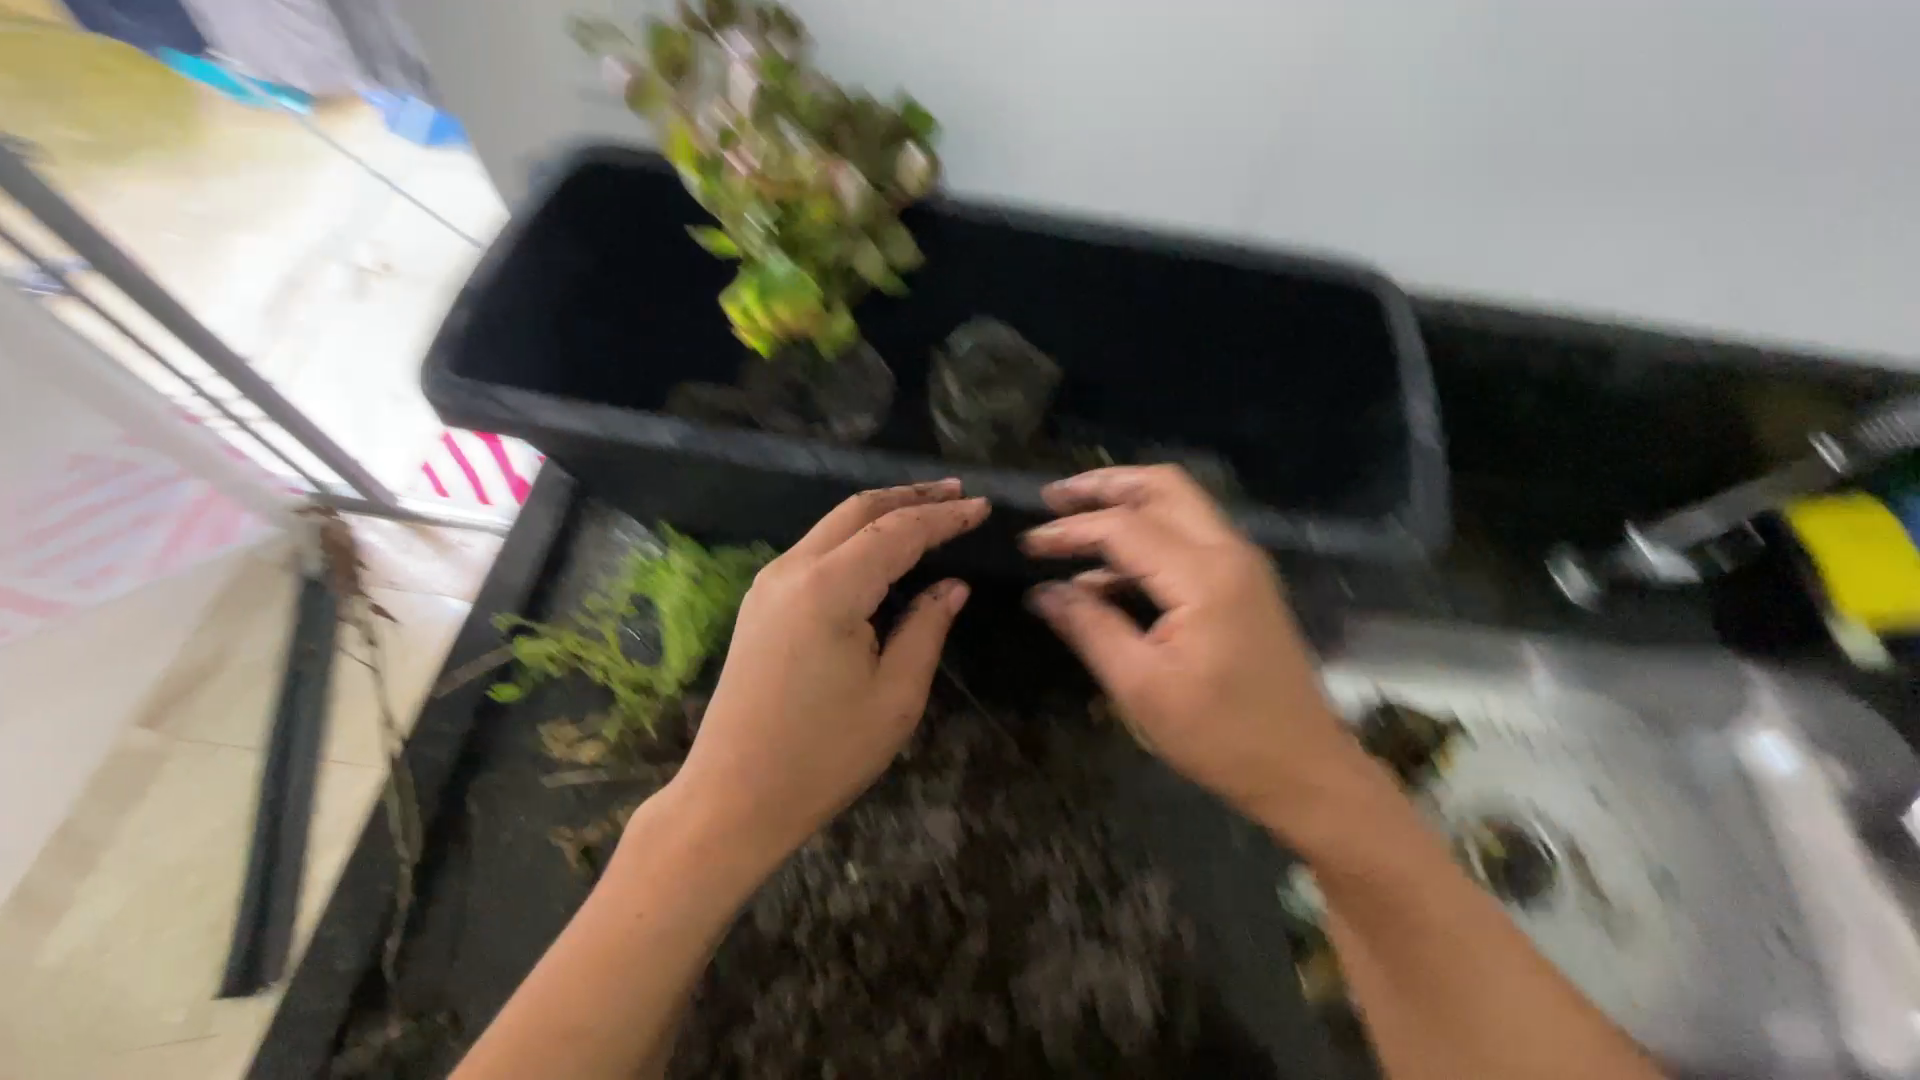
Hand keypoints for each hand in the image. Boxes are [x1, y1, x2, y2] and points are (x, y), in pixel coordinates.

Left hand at [674, 480, 988, 859]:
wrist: (733, 797)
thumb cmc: (824, 755)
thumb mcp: (895, 696)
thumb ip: (926, 627)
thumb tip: (951, 585)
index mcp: (829, 588)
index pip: (898, 531)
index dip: (944, 516)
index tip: (982, 506)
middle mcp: (792, 569)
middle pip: (858, 509)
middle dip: (911, 496)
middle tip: (958, 493)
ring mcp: (768, 584)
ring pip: (832, 525)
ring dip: (881, 513)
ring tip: (928, 512)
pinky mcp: (759, 604)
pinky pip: (815, 551)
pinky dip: (855, 539)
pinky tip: (882, 553)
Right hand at [1021, 466, 1363, 828]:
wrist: (1305, 769)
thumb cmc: (1220, 736)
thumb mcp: (1141, 687)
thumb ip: (1089, 628)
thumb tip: (1042, 592)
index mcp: (1204, 576)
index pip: (1123, 528)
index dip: (1070, 531)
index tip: (1026, 544)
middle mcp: (1229, 552)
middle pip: (1162, 487)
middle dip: (1103, 485)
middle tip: (1053, 498)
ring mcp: (1243, 566)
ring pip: (1180, 506)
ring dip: (1127, 506)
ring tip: (1072, 527)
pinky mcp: (1245, 584)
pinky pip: (1190, 538)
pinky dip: (1147, 539)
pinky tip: (1107, 575)